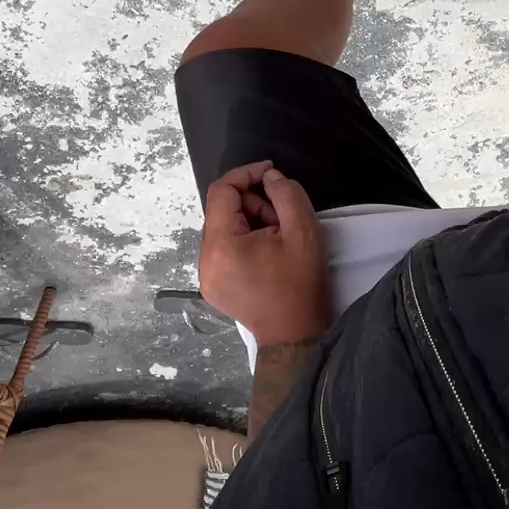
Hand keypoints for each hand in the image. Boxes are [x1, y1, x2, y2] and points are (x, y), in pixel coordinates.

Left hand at [198, 161, 329, 345]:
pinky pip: (224, 248)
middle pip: (222, 209)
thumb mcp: (303, 230)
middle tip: (282, 215)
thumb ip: (286, 193)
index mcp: (221, 245)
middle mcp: (205, 260)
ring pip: (224, 228)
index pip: (221, 191)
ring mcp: (207, 276)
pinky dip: (245, 238)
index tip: (271, 172)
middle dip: (253, 202)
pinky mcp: (214, 286)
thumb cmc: (300, 284)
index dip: (246, 173)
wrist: (295, 336)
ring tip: (279, 235)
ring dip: (251, 220)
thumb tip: (270, 178)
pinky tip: (268, 250)